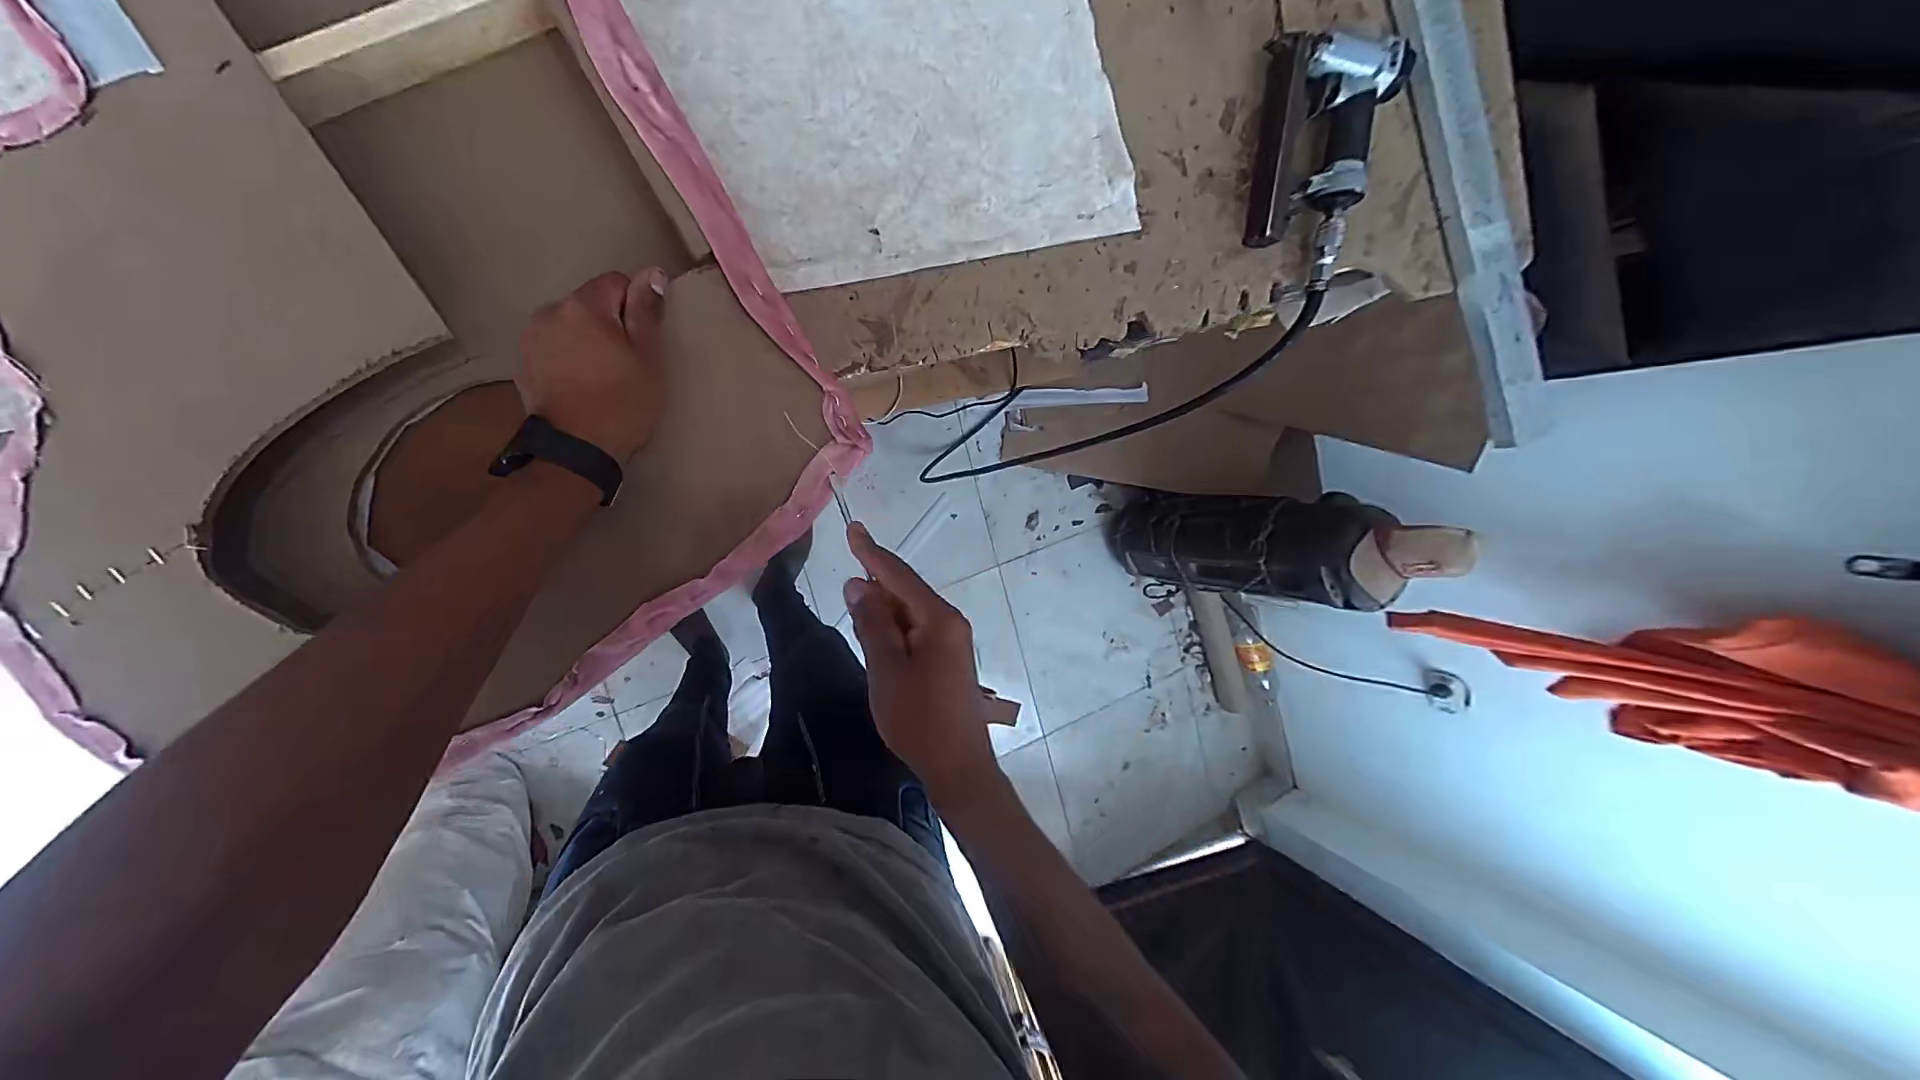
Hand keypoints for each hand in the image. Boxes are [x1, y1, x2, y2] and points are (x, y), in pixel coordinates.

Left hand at [516, 269, 668, 461]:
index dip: (637, 307)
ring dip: (588, 339)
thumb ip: (647, 312)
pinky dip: (569, 356)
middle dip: (610, 323)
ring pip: (571, 324)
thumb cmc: (623, 403)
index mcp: (584, 306)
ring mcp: (532, 337)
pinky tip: (582, 383)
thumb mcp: (648, 358)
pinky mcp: (524, 362)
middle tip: (628, 362)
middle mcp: (551, 311)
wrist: (577, 448)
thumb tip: (652, 273)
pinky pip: (554, 345)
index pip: (617, 282)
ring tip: (603, 375)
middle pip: (590, 303)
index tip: (644, 340)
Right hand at [843, 522, 1000, 802]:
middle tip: (847, 573)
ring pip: (911, 612)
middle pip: (907, 591)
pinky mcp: (948, 659)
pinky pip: (916, 630)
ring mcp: (952, 642)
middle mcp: (950, 623)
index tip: (854, 529)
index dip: (872, 553)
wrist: (957, 764)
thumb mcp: (886, 668)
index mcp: (938, 619)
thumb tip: (859, 584)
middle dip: (876, 581)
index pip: (899, 576)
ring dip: (883, 607)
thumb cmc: (918, 717)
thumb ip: (872, 623)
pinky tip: (877, 633)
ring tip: (856, 604)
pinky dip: (894, 627)